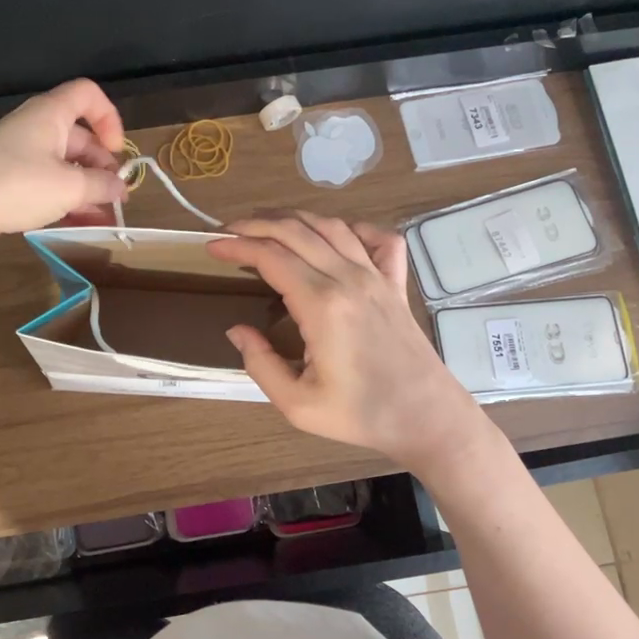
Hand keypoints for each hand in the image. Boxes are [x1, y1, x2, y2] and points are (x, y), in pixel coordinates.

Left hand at [0, 79, 127, 253]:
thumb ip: (101, 186)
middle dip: (100, 165)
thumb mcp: (69, 188)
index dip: (109, 117)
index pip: (87, 94)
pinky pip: (44, 183)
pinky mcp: (5, 179)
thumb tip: (120, 187)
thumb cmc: (17, 187)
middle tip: (115, 196)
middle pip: (77, 136)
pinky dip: (64, 199)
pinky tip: (79, 223)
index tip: (117, 150)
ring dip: (86, 188)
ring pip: (62, 165)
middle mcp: (33, 127)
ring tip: (103, 217)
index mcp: (48, 114)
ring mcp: (17, 154)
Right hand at [205, 212, 494, 466]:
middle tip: (229, 231)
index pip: (270, 256)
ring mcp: (376, 277)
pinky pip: (378, 238)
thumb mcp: (296, 404)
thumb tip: (238, 331)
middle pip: (296, 231)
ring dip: (294, 219)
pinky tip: (335, 235)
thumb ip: (260, 364)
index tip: (211, 246)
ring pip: (331, 226)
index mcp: (321, 305)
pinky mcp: (396, 284)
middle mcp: (348, 278)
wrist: (427, 418)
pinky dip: (353, 227)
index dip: (236, 246)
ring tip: (267, 225)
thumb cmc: (360, 415)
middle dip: (256, 224)